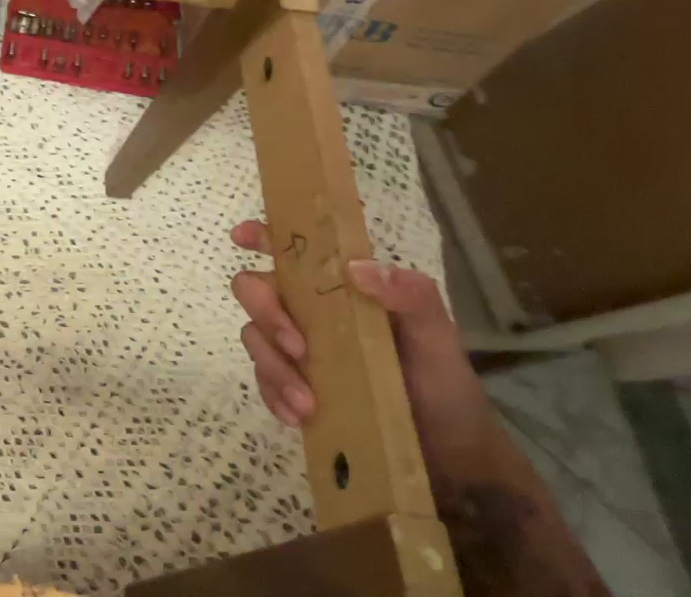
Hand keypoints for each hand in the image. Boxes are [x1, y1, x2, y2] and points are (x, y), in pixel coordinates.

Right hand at [228, 221, 495, 468]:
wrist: (448, 454)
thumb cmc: (442, 383)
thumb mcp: (437, 336)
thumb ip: (411, 295)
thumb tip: (355, 268)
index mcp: (339, 287)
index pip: (294, 250)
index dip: (262, 236)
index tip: (242, 237)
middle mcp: (308, 309)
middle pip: (254, 288)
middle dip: (265, 313)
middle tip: (296, 348)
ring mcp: (294, 347)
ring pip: (253, 336)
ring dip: (273, 367)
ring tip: (307, 402)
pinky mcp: (288, 383)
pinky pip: (261, 379)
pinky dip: (273, 395)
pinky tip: (297, 416)